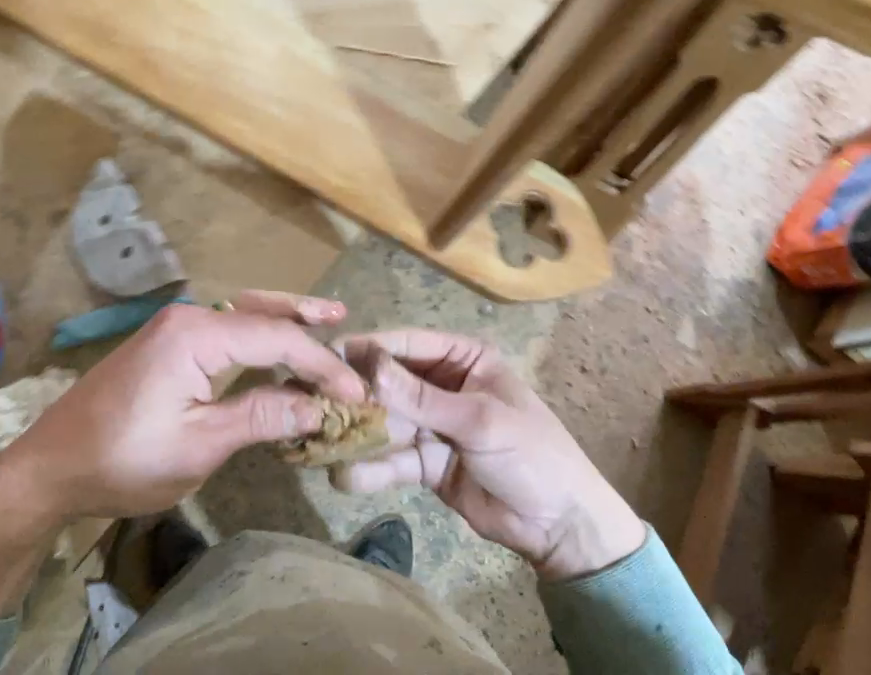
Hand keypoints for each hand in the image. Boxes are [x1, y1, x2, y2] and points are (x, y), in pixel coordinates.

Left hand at [0, 292, 365, 614]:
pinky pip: (223, 328)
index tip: (355, 392)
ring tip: (323, 318)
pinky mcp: (164, 344)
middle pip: (262, 310)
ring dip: (282, 318)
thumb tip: (316, 406)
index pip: (277, 338)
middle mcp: (188, 318)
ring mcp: (172, 327)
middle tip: (348, 323)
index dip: (321, 364)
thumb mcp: (199, 447)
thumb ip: (260, 418)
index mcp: (196, 335)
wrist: (48, 466)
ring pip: (242, 312)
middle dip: (306, 321)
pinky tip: (270, 345)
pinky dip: (255, 333)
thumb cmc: (122, 460)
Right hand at [335, 329, 647, 580]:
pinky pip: (392, 460)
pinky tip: (343, 477)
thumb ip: (421, 398)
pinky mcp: (425, 463)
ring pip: (385, 422)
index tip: (327, 354)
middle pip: (389, 382)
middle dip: (354, 393)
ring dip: (355, 432)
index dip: (369, 349)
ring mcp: (432, 425)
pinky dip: (370, 469)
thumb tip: (368, 367)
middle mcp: (443, 384)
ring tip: (315, 440)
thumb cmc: (530, 454)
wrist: (560, 525)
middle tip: (310, 399)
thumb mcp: (478, 421)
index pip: (408, 344)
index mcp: (464, 358)